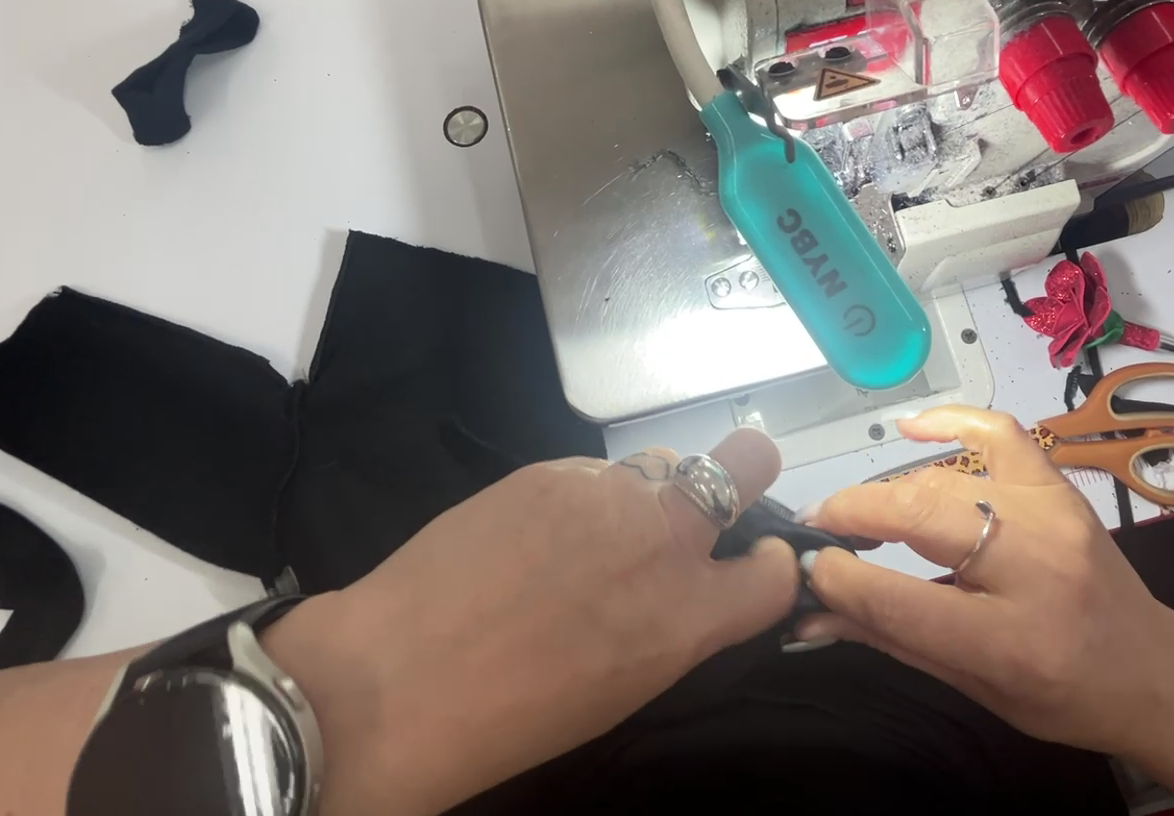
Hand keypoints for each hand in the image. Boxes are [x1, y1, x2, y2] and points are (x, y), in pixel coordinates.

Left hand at [265, 430, 798, 815]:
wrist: (397, 676)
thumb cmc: (516, 712)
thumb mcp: (625, 683)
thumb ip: (674, 621)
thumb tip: (687, 582)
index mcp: (688, 614)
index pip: (776, 567)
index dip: (769, 564)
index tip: (747, 565)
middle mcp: (662, 537)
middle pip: (749, 459)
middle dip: (747, 472)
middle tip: (716, 498)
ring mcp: (608, 489)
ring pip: (661, 462)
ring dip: (650, 492)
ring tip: (598, 528)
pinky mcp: (553, 466)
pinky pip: (595, 472)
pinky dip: (586, 496)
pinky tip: (540, 530)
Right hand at [792, 405, 1173, 759]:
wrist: (1157, 674)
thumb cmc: (1063, 695)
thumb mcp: (972, 687)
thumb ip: (887, 639)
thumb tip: (808, 613)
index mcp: (1014, 644)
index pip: (902, 600)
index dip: (840, 577)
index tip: (806, 566)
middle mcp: (1036, 569)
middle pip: (920, 517)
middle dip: (851, 514)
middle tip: (818, 528)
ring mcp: (1052, 516)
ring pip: (943, 480)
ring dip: (886, 491)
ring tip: (856, 511)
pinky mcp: (1059, 487)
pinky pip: (998, 432)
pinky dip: (948, 422)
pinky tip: (909, 428)